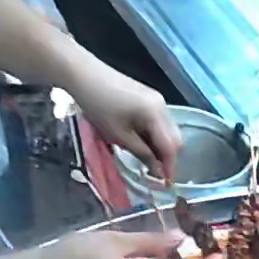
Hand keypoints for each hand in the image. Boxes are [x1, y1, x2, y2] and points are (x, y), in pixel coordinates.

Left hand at [66, 61, 181, 181]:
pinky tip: (142, 142)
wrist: (83, 74)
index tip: (165, 185)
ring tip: (146, 160)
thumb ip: (143, 154)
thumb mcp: (120, 136)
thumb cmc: (99, 106)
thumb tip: (158, 172)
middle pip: (175, 139)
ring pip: (168, 131)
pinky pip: (160, 122)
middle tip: (154, 173)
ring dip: (161, 147)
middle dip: (168, 158)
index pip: (171, 147)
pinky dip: (155, 136)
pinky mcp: (149, 98)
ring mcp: (157, 100)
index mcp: (156, 115)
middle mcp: (163, 106)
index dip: (170, 167)